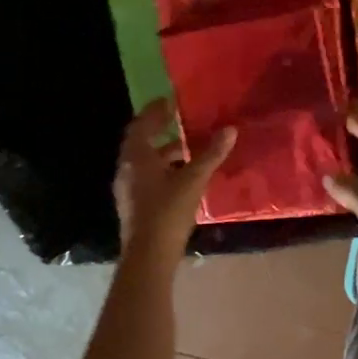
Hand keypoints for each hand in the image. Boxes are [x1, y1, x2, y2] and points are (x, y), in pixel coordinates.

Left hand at [112, 100, 235, 262]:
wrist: (148, 256)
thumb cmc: (167, 212)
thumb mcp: (193, 180)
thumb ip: (210, 155)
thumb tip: (230, 130)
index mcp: (135, 157)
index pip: (141, 124)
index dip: (156, 111)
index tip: (170, 102)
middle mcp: (127, 169)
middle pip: (142, 142)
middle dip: (162, 131)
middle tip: (182, 121)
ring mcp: (128, 189)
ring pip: (146, 163)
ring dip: (165, 153)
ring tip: (189, 149)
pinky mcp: (135, 206)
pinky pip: (149, 179)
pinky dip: (165, 171)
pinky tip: (184, 177)